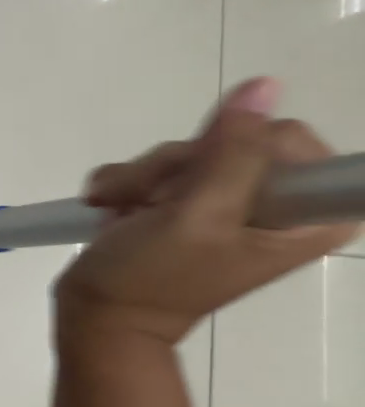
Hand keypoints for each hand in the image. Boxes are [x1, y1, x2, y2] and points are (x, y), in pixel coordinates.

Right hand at [57, 77, 358, 346]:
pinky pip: (153, 171)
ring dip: (139, 178)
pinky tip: (110, 210)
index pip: (289, 142)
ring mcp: (223, 204)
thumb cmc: (151, 280)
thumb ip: (234, 152)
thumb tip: (262, 85)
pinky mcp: (179, 207)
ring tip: (117, 212)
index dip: (237, 153)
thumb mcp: (196, 218)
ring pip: (185, 154)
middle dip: (173, 168)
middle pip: (231, 143)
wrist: (97, 321)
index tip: (200, 190)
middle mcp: (275, 204)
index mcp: (309, 215)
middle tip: (146, 203)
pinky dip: (122, 186)